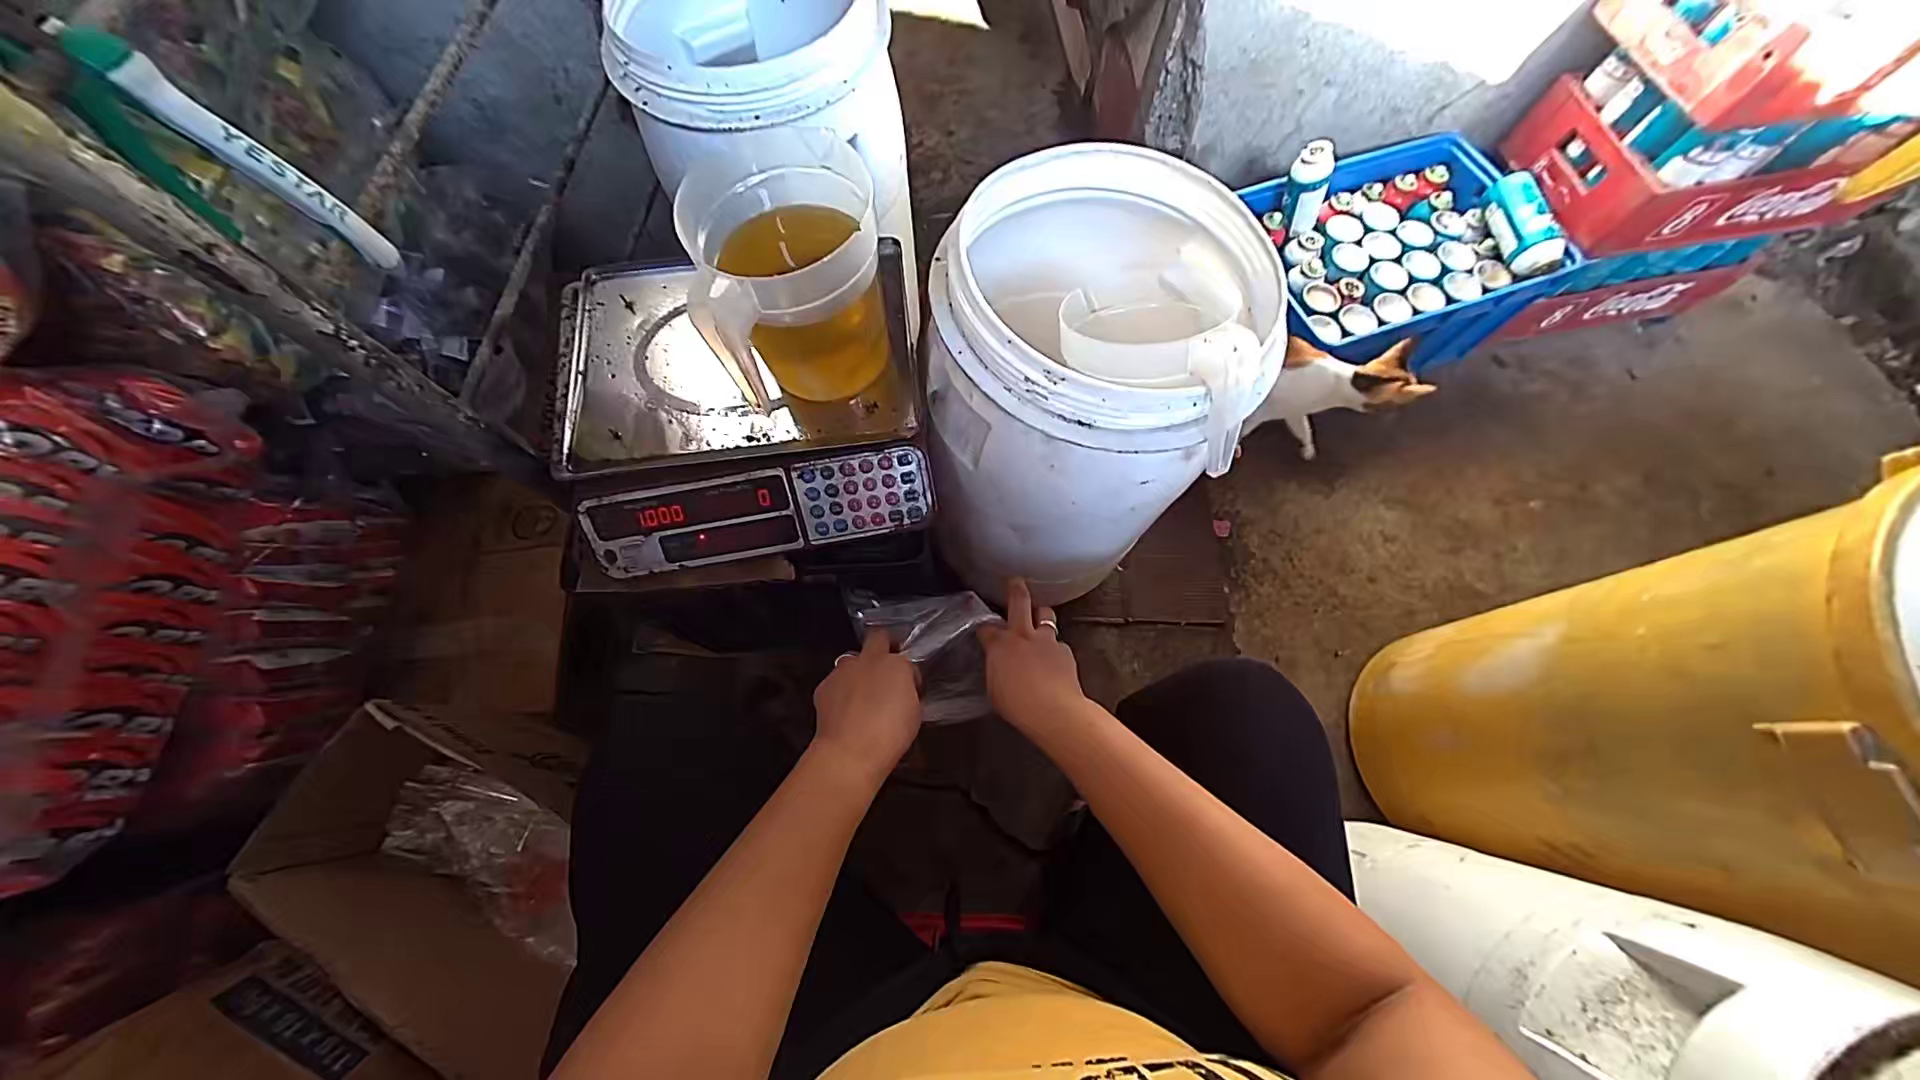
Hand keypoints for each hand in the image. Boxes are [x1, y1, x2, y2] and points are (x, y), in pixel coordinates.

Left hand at [811, 628, 920, 784]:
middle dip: (883, 647)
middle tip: (886, 671)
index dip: (908, 673)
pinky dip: (841, 692)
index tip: (910, 689)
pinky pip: (835, 682)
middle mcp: (869, 660)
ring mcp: (843, 671)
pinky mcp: (823, 686)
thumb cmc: (891, 735)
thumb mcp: (914, 713)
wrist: (850, 752)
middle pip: (877, 638)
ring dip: (858, 671)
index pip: (907, 660)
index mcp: (897, 665)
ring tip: (861, 696)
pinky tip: (844, 711)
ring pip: (852, 660)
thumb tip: (901, 691)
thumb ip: (908, 693)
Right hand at [977, 578, 1088, 736]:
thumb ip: (995, 670)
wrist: (1053, 710)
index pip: (986, 629)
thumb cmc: (1019, 705)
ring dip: (1042, 614)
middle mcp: (1022, 636)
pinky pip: (1060, 643)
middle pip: (1019, 601)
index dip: (984, 629)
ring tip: (1041, 614)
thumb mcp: (994, 689)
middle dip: (1016, 589)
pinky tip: (1055, 658)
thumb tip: (998, 667)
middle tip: (1015, 582)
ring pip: (1045, 615)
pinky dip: (1056, 647)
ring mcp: (1046, 641)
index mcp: (999, 645)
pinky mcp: (1065, 651)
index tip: (984, 631)